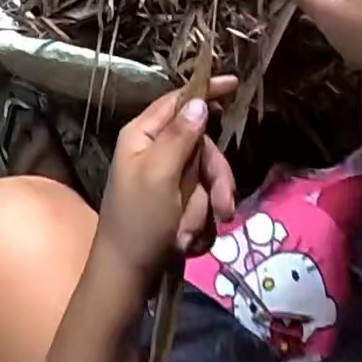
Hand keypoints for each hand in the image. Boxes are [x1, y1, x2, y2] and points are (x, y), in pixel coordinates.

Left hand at [93, 78, 239, 288]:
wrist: (127, 278)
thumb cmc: (139, 222)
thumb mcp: (159, 175)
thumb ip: (180, 137)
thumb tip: (198, 101)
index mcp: (142, 135)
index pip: (178, 101)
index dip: (205, 92)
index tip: (234, 84)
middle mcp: (154, 150)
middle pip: (201, 145)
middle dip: (214, 178)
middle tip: (222, 207)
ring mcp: (165, 178)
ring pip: (206, 177)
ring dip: (206, 206)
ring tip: (193, 234)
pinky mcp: (174, 203)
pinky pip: (202, 201)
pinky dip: (200, 221)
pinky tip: (189, 242)